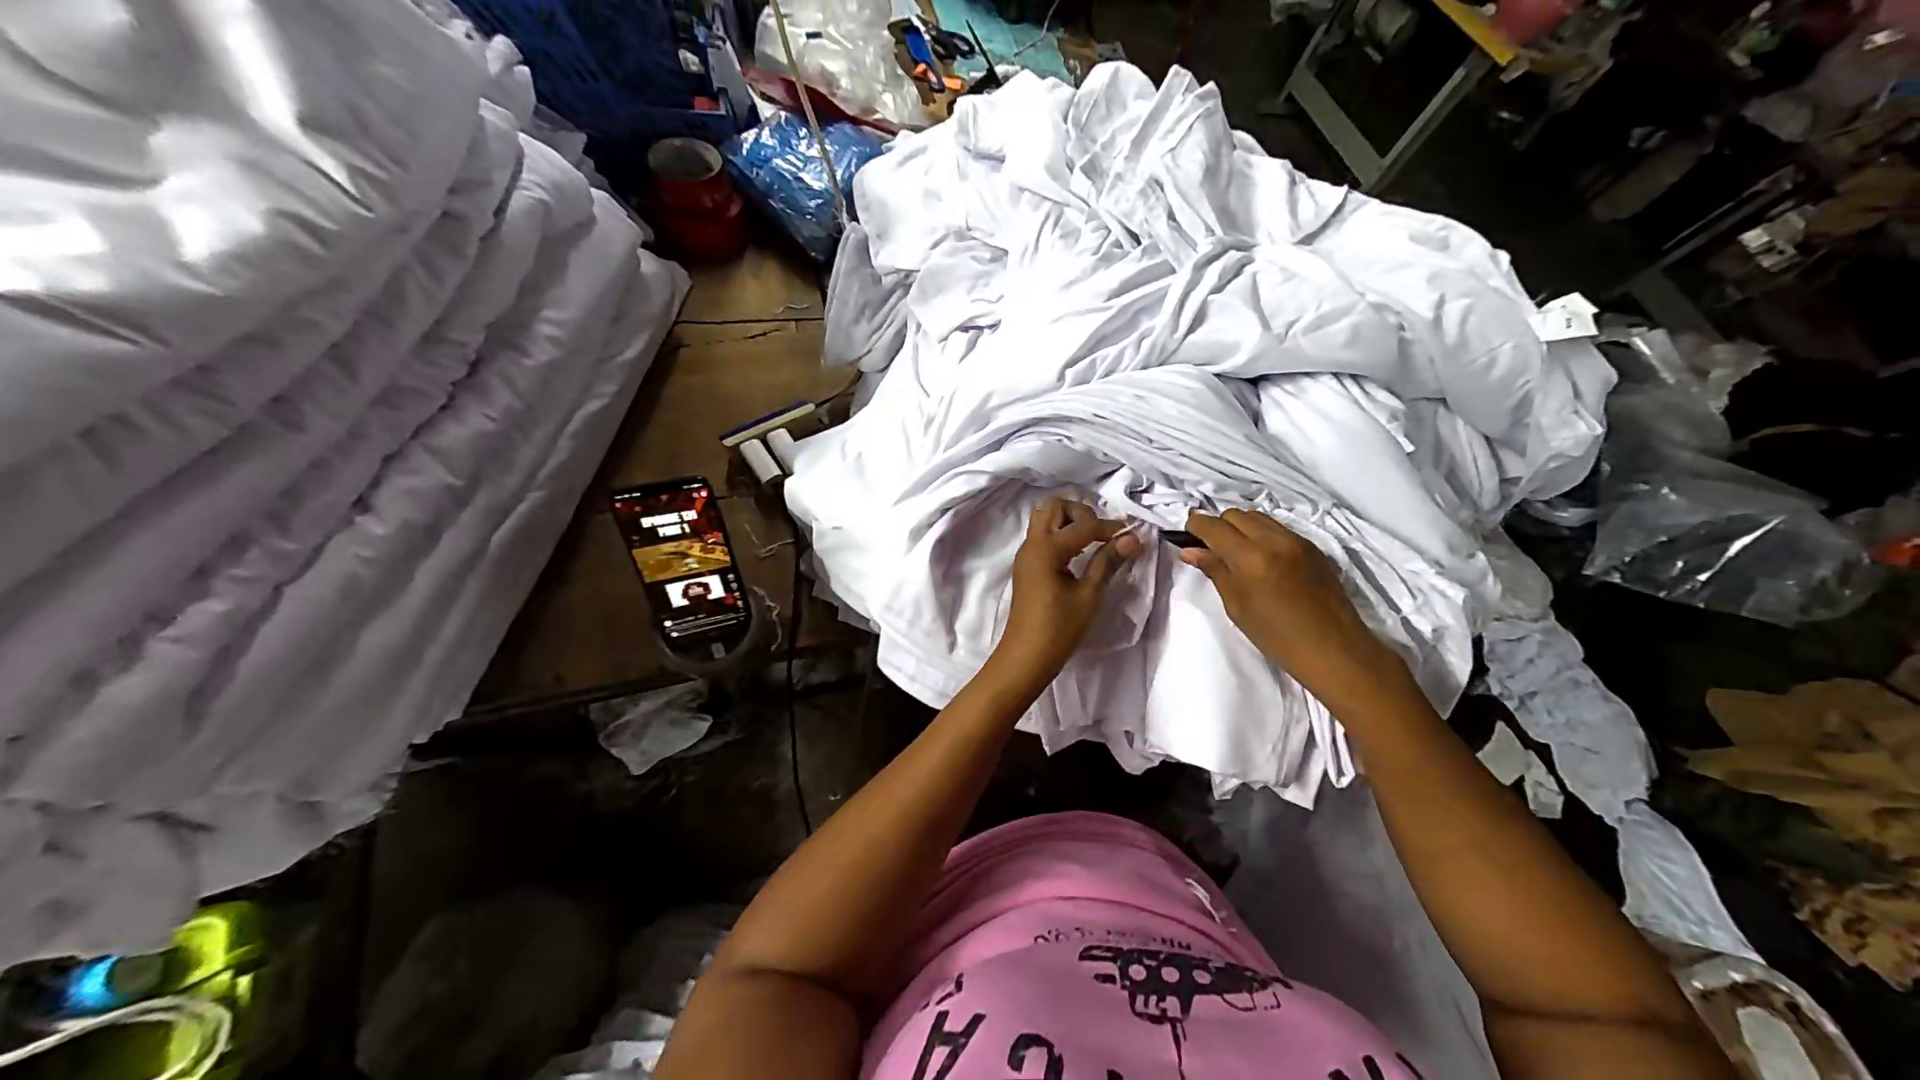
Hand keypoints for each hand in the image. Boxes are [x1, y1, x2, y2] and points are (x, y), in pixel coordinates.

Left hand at [990, 497, 1141, 690]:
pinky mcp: (1026, 566)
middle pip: (1054, 507)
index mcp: (1046, 548)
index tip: (1131, 535)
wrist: (1026, 656)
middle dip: (1082, 513)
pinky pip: (1041, 535)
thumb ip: (1108, 562)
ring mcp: (1026, 555)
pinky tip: (1079, 554)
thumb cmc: (1059, 629)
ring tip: (1092, 542)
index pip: (1083, 524)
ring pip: (1044, 519)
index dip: (1110, 527)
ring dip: (1069, 521)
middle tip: (1103, 533)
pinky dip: (1061, 534)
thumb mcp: (1089, 595)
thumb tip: (1132, 538)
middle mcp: (1032, 544)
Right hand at [1180, 509, 1400, 703]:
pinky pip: (1278, 528)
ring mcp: (1296, 540)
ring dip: (1241, 527)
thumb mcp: (1237, 606)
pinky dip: (1262, 533)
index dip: (1195, 526)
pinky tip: (1261, 557)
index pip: (1213, 526)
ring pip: (1258, 517)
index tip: (1187, 535)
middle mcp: (1273, 540)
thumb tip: (1191, 550)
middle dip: (1218, 526)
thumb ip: (1215, 571)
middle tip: (1211, 549)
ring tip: (1236, 552)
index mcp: (1250, 557)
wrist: (1333, 649)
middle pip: (1235, 514)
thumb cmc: (1276, 636)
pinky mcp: (1313, 547)